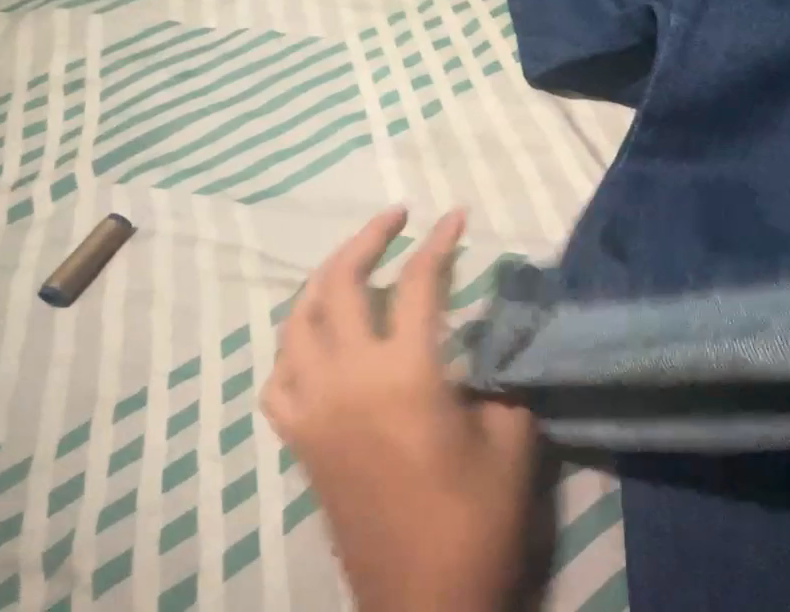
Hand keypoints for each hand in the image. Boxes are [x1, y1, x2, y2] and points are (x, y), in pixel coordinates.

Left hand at [261, 208, 540, 611]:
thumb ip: (499, 374)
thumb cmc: (476, 519)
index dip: (439, 243)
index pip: (418, 283)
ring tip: (353, 263)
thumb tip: (490, 340)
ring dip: (323, 281)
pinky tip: (317, 339)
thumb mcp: (510, 436)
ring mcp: (314, 411)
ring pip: (297, 323)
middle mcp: (348, 381)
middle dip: (368, 239)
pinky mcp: (300, 442)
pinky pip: (279, 377)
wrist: (424, 599)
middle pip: (341, 285)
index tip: (455, 216)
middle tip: (396, 217)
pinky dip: (294, 345)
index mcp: (406, 375)